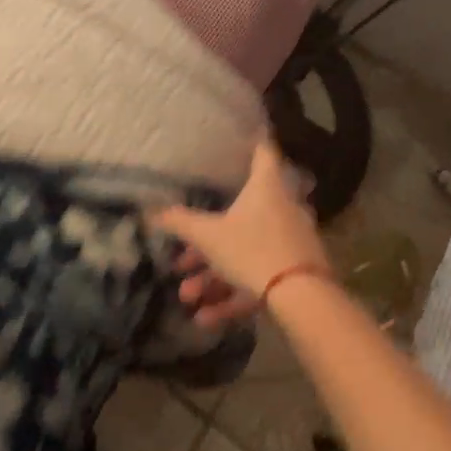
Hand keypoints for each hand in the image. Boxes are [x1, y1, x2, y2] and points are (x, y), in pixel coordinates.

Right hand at [148, 133, 329, 324]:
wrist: (302, 300)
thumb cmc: (252, 250)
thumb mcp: (206, 236)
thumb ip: (178, 222)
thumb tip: (148, 210)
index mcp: (266, 189)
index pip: (263, 153)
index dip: (254, 141)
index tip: (248, 132)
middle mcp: (282, 210)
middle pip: (242, 213)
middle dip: (207, 237)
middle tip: (183, 254)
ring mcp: (291, 243)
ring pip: (245, 253)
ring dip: (213, 276)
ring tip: (187, 296)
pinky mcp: (295, 274)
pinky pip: (257, 281)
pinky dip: (232, 296)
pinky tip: (206, 319)